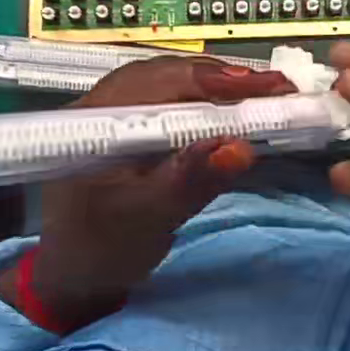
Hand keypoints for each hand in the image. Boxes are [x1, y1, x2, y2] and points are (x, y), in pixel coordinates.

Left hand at [0, 57, 296, 330]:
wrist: (72, 275)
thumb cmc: (101, 252)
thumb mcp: (146, 221)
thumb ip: (188, 183)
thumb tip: (241, 147)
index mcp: (92, 120)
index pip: (159, 84)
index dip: (217, 82)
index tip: (270, 88)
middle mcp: (96, 105)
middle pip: (164, 75)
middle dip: (222, 79)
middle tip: (277, 89)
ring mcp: (106, 113)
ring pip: (165, 83)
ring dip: (213, 86)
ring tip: (260, 93)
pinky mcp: (119, 127)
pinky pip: (162, 100)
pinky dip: (198, 102)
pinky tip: (223, 108)